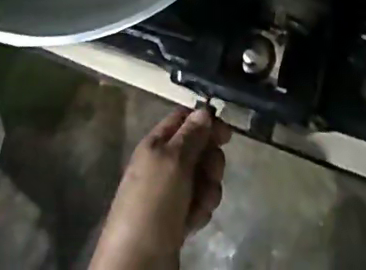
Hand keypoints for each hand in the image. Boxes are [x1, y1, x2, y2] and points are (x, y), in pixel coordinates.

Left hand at [88, 107, 230, 269]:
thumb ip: (191, 134)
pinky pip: (199, 203)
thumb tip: (204, 110)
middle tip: (212, 174)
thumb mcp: (172, 161)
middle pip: (198, 148)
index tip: (227, 135)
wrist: (138, 262)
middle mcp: (163, 164)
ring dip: (208, 189)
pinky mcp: (178, 217)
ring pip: (202, 177)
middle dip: (211, 161)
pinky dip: (201, 210)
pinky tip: (194, 221)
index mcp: (157, 143)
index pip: (184, 118)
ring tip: (200, 205)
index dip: (206, 122)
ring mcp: (170, 192)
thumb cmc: (153, 202)